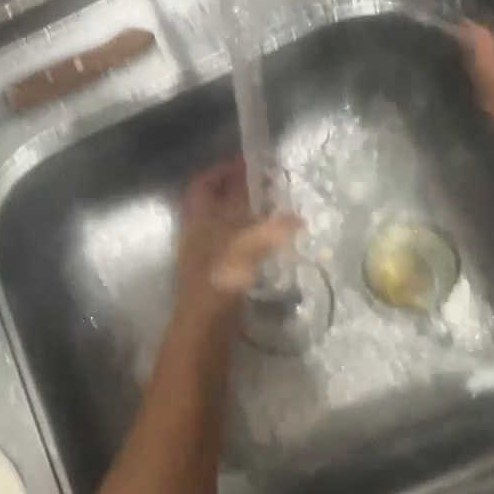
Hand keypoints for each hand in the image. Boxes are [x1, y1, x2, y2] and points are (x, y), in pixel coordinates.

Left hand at [175, 159, 301, 318]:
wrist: (203, 328)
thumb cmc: (219, 280)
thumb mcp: (248, 247)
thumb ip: (272, 229)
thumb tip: (296, 218)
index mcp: (198, 220)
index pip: (202, 184)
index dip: (221, 171)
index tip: (246, 165)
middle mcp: (196, 235)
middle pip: (213, 205)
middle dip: (236, 193)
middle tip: (266, 189)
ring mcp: (203, 257)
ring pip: (222, 227)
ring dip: (243, 218)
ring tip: (271, 215)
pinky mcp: (214, 277)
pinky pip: (230, 249)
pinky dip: (247, 242)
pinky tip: (267, 248)